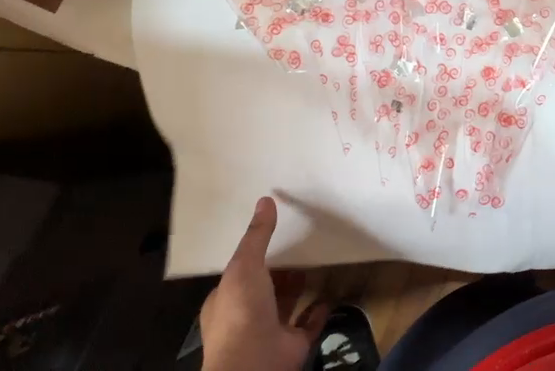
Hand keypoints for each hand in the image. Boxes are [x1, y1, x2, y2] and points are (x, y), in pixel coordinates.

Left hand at [200, 197, 329, 370]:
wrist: (255, 362)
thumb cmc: (242, 312)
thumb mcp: (245, 267)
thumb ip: (257, 236)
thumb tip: (265, 199)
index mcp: (226, 300)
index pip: (240, 275)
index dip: (256, 257)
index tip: (276, 237)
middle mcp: (246, 316)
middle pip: (265, 288)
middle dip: (280, 271)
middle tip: (302, 246)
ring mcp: (270, 331)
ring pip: (286, 304)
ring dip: (299, 287)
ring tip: (317, 263)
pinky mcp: (293, 343)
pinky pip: (308, 322)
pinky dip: (318, 310)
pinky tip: (328, 294)